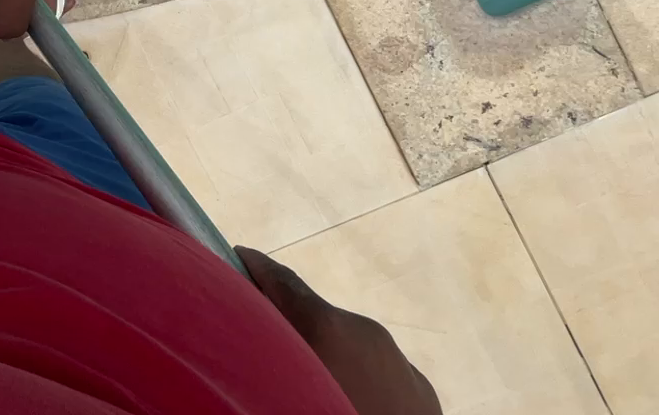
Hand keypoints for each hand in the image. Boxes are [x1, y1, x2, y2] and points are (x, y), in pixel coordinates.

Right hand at [237, 247, 442, 414]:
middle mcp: (367, 332)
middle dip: (289, 324)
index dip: (253, 265)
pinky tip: (346, 404)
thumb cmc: (325, 408)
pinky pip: (379, 375)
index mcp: (328, 325)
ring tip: (309, 387)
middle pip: (314, 315)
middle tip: (264, 347)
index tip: (233, 259)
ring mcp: (403, 365)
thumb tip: (245, 331)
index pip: (281, 278)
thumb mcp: (283, 383)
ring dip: (327, 357)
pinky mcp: (426, 395)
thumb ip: (264, 346)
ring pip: (349, 346)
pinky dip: (358, 381)